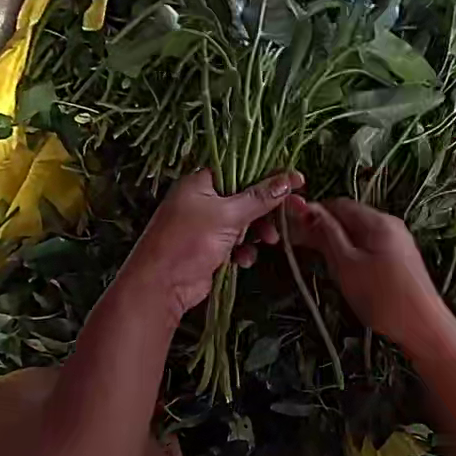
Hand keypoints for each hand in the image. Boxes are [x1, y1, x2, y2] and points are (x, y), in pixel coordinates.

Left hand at [119, 169, 303, 322]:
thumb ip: (259, 198)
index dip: (268, 176)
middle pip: (245, 198)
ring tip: (269, 241)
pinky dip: (242, 250)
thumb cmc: (189, 242)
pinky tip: (243, 259)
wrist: (161, 285)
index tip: (294, 182)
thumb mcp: (228, 215)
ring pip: (242, 223)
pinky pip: (235, 244)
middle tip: (287, 217)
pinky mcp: (209, 249)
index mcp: (200, 183)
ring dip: (256, 232)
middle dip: (265, 211)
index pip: (240, 170)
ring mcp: (205, 226)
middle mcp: (202, 201)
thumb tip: (287, 181)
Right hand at [283, 196, 454, 349]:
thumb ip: (326, 234)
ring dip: (336, 242)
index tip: (292, 229)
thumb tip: (306, 208)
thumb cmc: (381, 297)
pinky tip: (342, 268)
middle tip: (299, 246)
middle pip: (349, 217)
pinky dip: (352, 252)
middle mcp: (390, 224)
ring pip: (359, 233)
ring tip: (318, 260)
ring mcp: (398, 241)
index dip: (312, 213)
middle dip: (323, 228)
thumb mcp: (346, 265)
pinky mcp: (401, 258)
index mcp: (377, 220)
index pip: (338, 204)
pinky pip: (370, 246)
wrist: (424, 327)